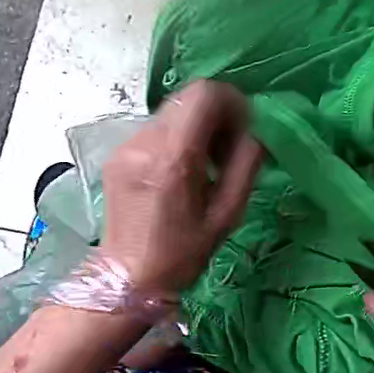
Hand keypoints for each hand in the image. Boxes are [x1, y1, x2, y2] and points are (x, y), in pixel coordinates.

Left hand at [101, 80, 265, 293]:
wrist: (127, 278)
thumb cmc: (182, 253)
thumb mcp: (227, 214)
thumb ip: (246, 165)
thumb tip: (257, 131)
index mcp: (173, 158)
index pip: (203, 94)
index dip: (232, 102)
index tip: (244, 129)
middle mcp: (144, 143)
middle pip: (187, 98)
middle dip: (217, 116)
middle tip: (228, 151)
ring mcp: (125, 146)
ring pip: (172, 112)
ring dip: (197, 128)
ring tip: (207, 166)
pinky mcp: (117, 153)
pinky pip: (156, 130)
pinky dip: (177, 139)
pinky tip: (182, 172)